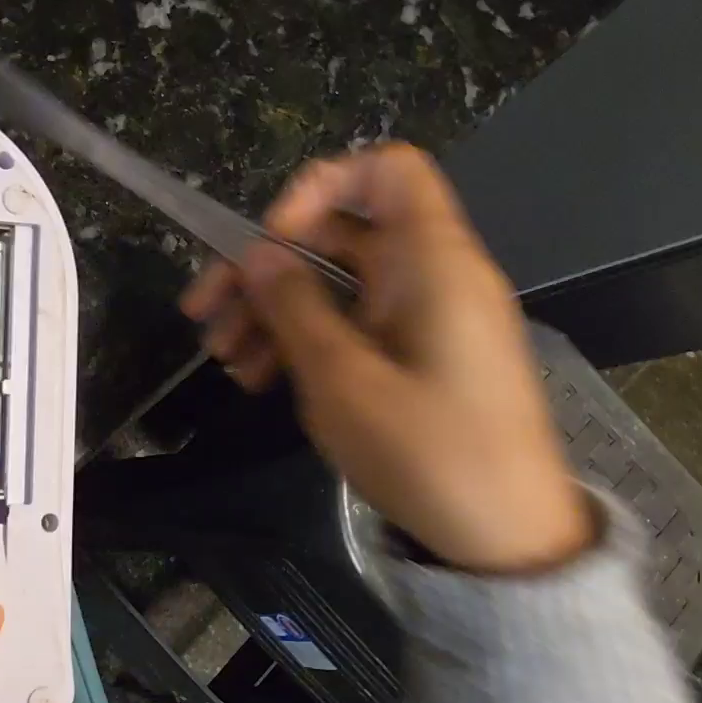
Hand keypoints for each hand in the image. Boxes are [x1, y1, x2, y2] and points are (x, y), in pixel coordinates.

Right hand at [180, 143, 592, 573]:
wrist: (499, 531)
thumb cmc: (424, 448)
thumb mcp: (341, 377)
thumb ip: (294, 307)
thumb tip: (255, 253)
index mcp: (429, 263)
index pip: (384, 171)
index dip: (317, 189)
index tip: (267, 244)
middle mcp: (425, 276)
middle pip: (334, 236)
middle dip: (262, 268)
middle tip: (202, 312)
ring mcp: (416, 317)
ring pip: (328, 284)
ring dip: (267, 312)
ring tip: (224, 360)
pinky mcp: (407, 353)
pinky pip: (343, 324)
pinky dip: (295, 340)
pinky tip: (256, 377)